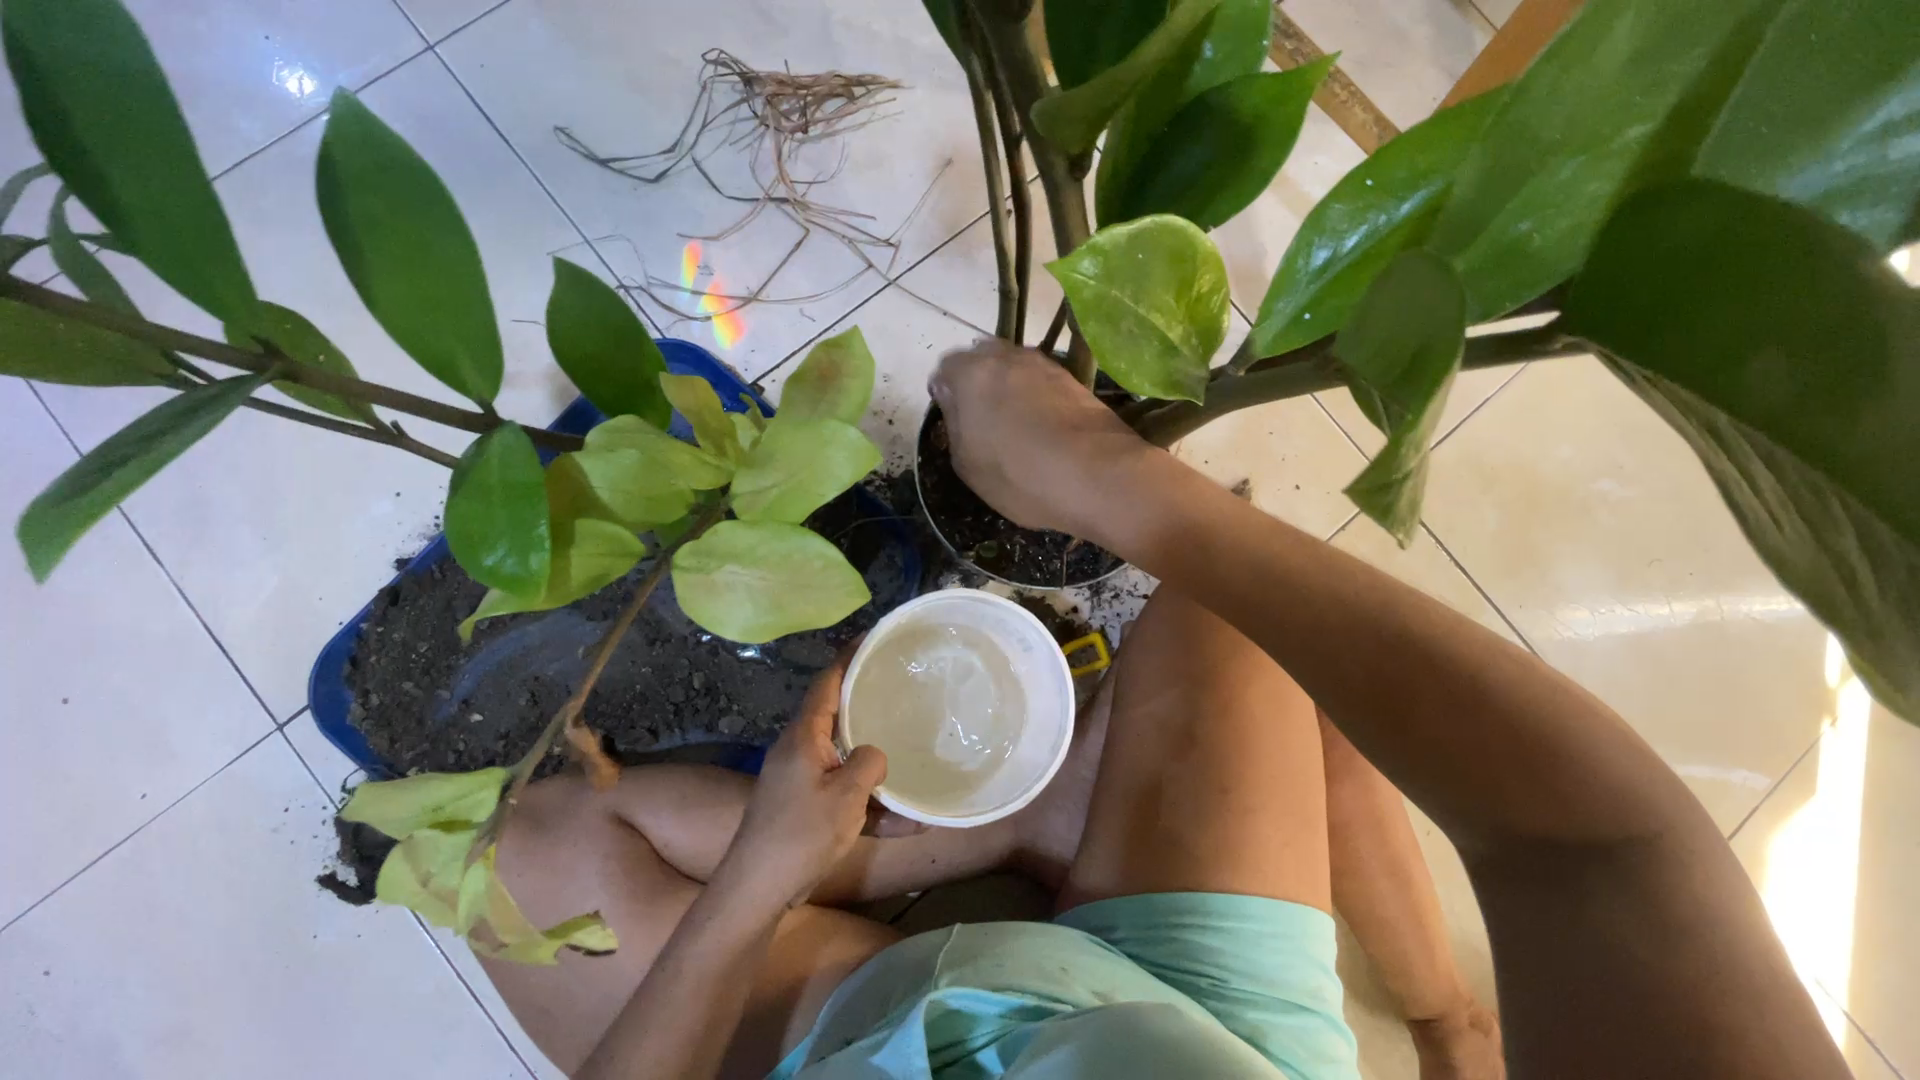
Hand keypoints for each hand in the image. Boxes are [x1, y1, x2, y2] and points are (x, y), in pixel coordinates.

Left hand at [717, 659, 886, 908]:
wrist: (758, 889)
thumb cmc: (800, 834)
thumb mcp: (846, 796)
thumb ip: (868, 764)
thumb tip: (876, 755)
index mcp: (803, 737)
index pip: (827, 684)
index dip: (848, 658)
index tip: (871, 636)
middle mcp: (800, 751)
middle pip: (838, 718)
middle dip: (869, 706)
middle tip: (901, 690)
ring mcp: (801, 781)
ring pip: (847, 762)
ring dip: (878, 769)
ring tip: (916, 761)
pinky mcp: (806, 809)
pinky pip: (846, 796)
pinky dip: (872, 806)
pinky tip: (908, 824)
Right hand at [928, 339, 1148, 539]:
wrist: (1098, 475)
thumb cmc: (1020, 475)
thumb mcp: (966, 463)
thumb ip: (953, 423)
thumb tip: (953, 400)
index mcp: (971, 373)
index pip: (945, 370)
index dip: (946, 396)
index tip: (957, 424)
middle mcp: (1006, 357)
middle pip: (981, 361)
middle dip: (977, 385)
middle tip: (983, 424)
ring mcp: (1044, 364)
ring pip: (1013, 369)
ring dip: (1009, 389)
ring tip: (1015, 426)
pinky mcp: (1074, 379)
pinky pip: (1041, 382)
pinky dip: (1036, 397)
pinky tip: (1043, 427)